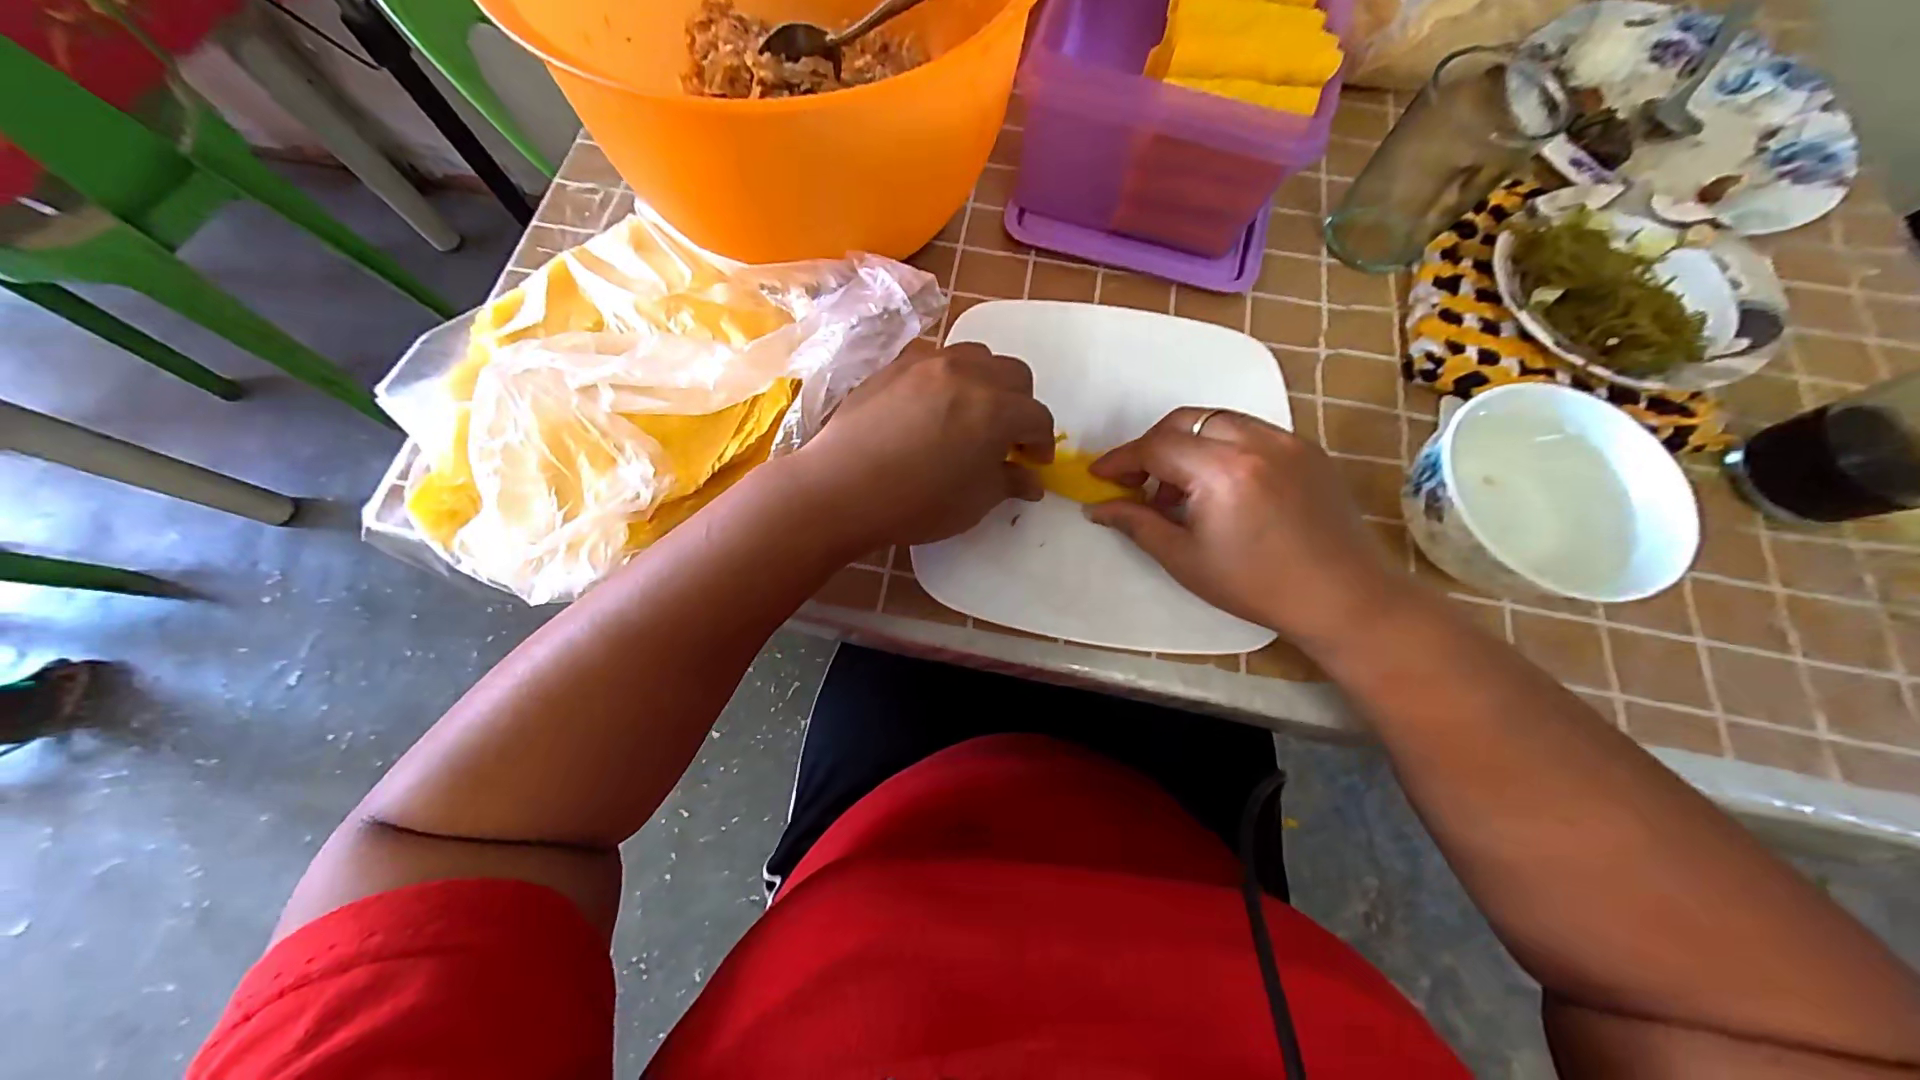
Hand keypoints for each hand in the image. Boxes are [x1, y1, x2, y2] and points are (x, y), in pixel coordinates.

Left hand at [796, 341, 1054, 548]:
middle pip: (1014, 375)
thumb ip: (1009, 483)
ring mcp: (928, 363)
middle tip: (1006, 436)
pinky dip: (947, 375)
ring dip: (986, 381)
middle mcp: (968, 374)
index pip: (1037, 417)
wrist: (841, 488)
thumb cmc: (917, 503)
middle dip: (1020, 404)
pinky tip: (931, 403)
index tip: (1033, 461)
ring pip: (976, 355)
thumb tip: (1030, 480)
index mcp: (997, 410)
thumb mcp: (974, 503)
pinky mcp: (894, 365)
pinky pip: (934, 357)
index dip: (1041, 442)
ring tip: (971, 412)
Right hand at [1087, 408, 1407, 653]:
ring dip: (1186, 443)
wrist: (1342, 596)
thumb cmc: (1256, 585)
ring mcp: (1285, 440)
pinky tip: (1218, 486)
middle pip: (1184, 421)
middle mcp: (1254, 442)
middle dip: (1152, 445)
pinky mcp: (1306, 449)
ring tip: (1179, 488)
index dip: (1121, 459)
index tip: (1099, 477)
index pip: (1156, 446)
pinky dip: (1221, 447)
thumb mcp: (1184, 559)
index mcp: (1221, 471)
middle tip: (1137, 481)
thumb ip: (1137, 524)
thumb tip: (1098, 507)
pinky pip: (1249, 431)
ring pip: (1217, 420)